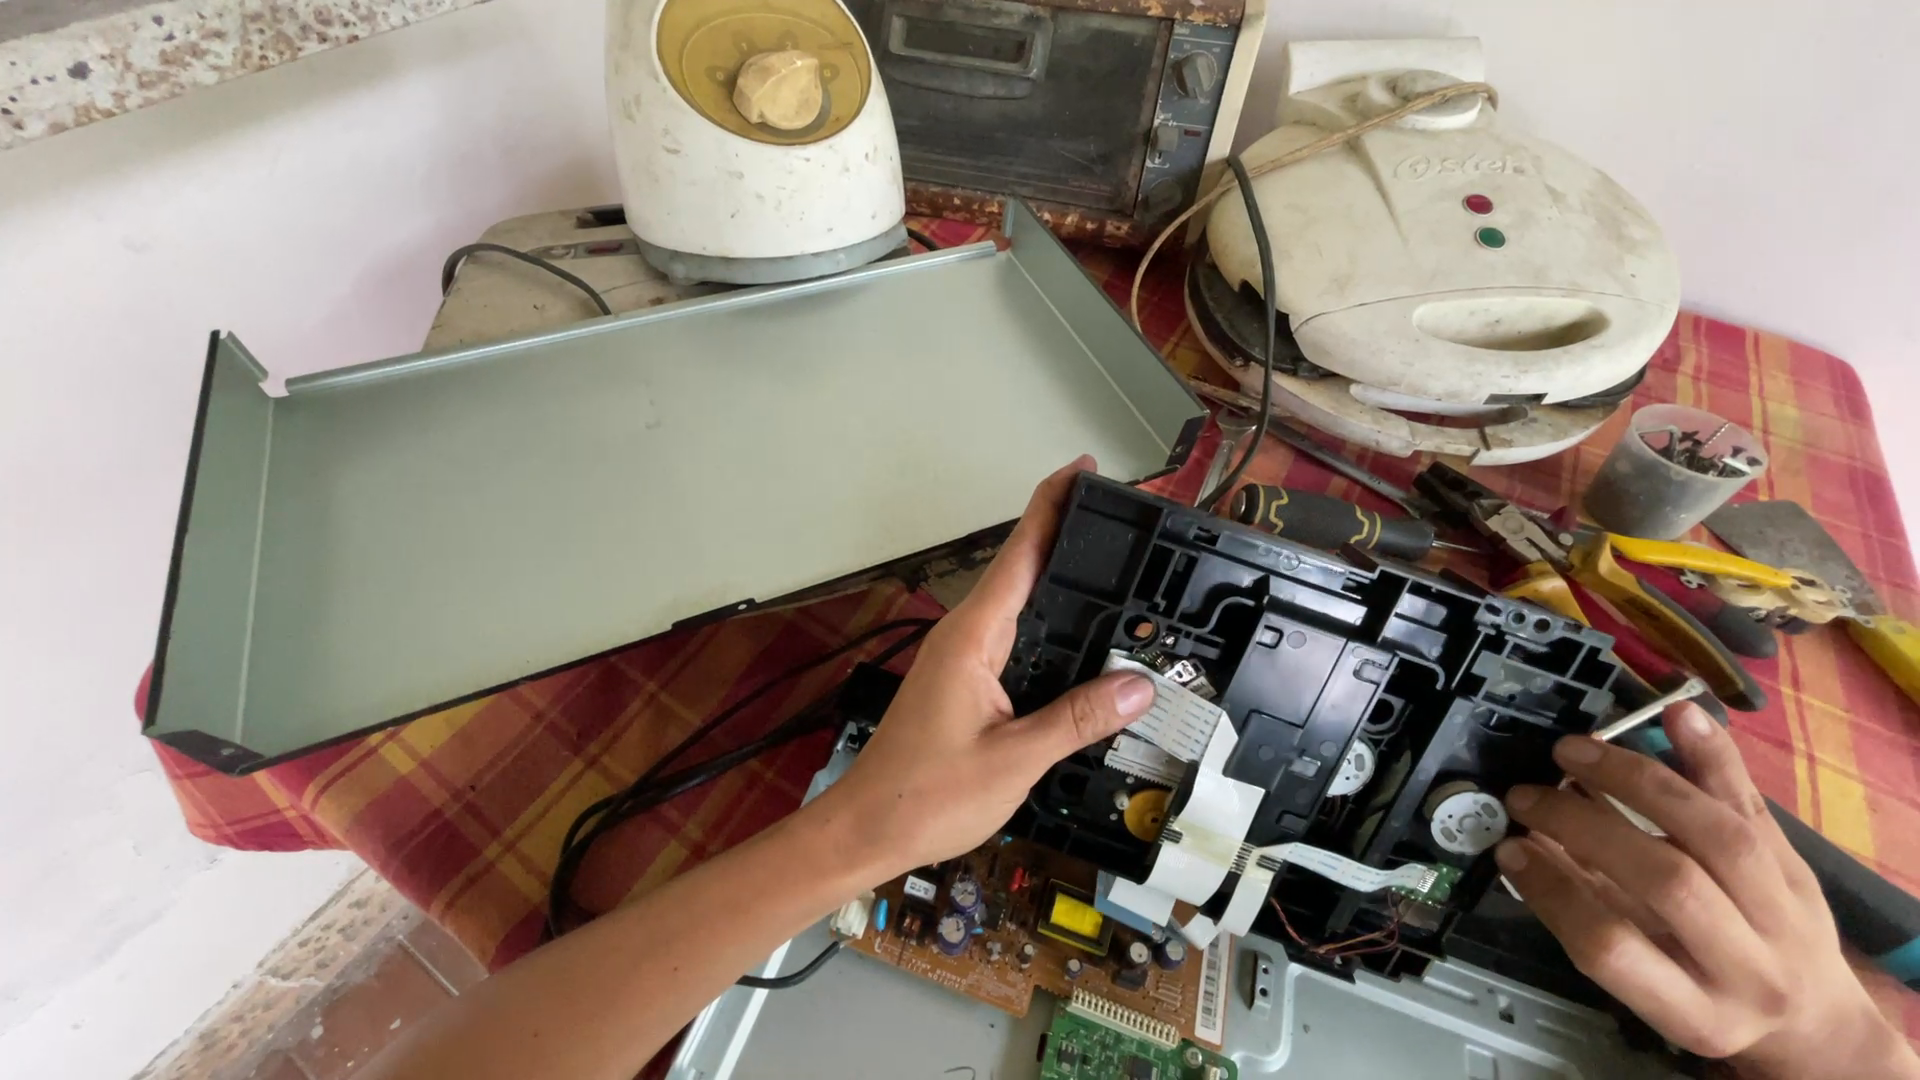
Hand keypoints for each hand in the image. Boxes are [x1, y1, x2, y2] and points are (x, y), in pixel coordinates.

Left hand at [809, 457, 1154, 882]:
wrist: (868, 827)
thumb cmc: (928, 795)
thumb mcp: (1014, 759)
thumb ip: (1076, 719)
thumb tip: (1139, 685)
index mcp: (973, 636)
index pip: (1020, 553)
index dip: (1052, 505)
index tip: (1084, 469)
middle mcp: (966, 634)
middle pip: (1023, 568)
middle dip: (1068, 537)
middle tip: (1126, 522)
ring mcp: (962, 656)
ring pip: (1019, 604)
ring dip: (1060, 581)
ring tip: (1115, 568)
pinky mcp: (964, 679)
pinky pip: (1014, 638)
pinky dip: (1049, 626)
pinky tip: (1079, 636)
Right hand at [1497, 704, 1919, 1078]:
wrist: (1811, 1021)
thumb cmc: (1699, 997)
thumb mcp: (1641, 986)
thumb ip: (1583, 916)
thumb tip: (1517, 845)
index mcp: (1696, 1009)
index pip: (1614, 947)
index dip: (1552, 891)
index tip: (1509, 848)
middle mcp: (1754, 969)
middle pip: (1670, 883)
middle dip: (1584, 825)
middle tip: (1526, 795)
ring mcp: (1790, 916)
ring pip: (1720, 836)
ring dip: (1637, 781)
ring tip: (1575, 751)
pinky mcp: (1800, 869)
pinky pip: (1757, 806)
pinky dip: (1714, 754)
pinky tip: (1679, 712)